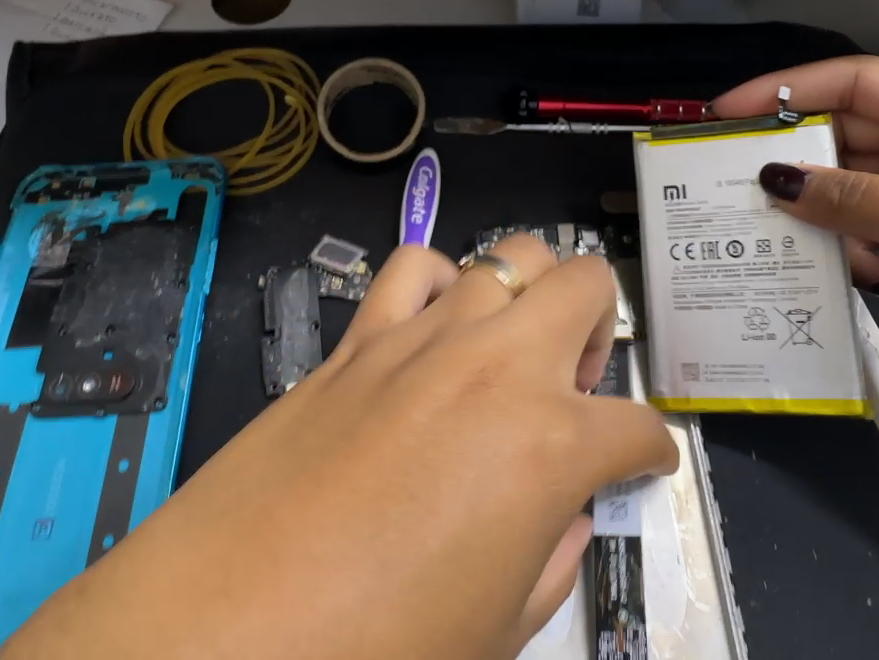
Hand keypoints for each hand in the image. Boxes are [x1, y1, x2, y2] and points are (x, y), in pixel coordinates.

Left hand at [1, 234, 676, 659]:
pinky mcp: (361, 336)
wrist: (228, 626)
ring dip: (529, 297)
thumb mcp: (502, 625)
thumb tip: (561, 510)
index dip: (650, 450)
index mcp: (551, 445)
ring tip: (507, 351)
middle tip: (574, 387)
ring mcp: (427, 338)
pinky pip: (414, 268)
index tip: (640, 462)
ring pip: (510, 257)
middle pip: (589, 285)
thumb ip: (553, 553)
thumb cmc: (380, 647)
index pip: (638, 428)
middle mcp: (499, 366)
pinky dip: (441, 284)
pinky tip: (435, 326)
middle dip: (601, 331)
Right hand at [711, 56, 878, 435]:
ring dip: (813, 201)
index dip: (794, 88)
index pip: (868, 81)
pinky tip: (817, 263)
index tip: (729, 111)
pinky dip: (838, 239)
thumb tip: (775, 177)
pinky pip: (866, 224)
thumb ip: (857, 196)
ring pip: (855, 181)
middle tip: (729, 173)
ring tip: (759, 222)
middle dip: (797, 150)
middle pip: (856, 130)